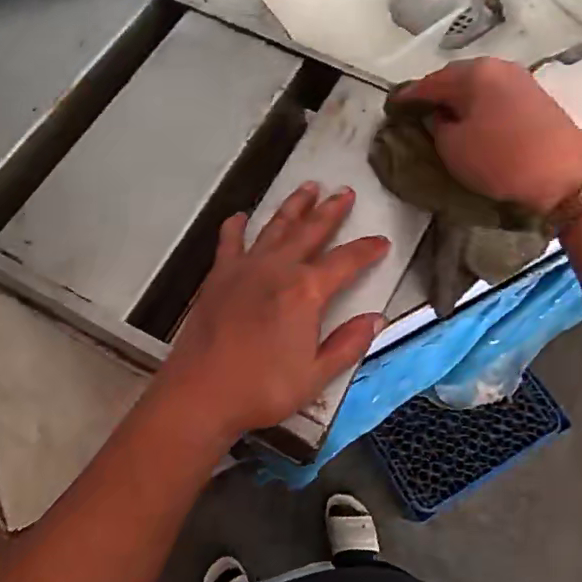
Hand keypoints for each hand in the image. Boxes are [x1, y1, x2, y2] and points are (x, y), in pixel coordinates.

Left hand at [153, 184, 388, 439]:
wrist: (199, 394)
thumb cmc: (261, 389)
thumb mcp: (316, 375)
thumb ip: (348, 344)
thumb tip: (376, 319)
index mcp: (305, 292)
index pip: (346, 262)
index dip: (367, 250)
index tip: (382, 241)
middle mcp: (277, 270)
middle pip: (310, 232)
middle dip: (331, 211)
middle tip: (345, 192)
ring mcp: (244, 269)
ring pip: (275, 228)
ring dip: (294, 206)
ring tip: (308, 187)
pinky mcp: (218, 278)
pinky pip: (230, 243)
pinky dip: (236, 227)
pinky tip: (240, 217)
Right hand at [396, 58, 581, 214]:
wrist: (568, 176)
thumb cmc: (503, 159)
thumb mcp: (455, 149)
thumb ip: (438, 127)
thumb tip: (439, 116)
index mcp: (473, 72)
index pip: (429, 82)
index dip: (408, 97)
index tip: (392, 108)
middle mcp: (498, 67)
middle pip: (457, 79)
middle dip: (436, 95)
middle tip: (418, 114)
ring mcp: (521, 81)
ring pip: (479, 88)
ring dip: (461, 102)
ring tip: (446, 122)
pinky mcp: (537, 100)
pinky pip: (497, 99)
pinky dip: (481, 108)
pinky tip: (476, 124)